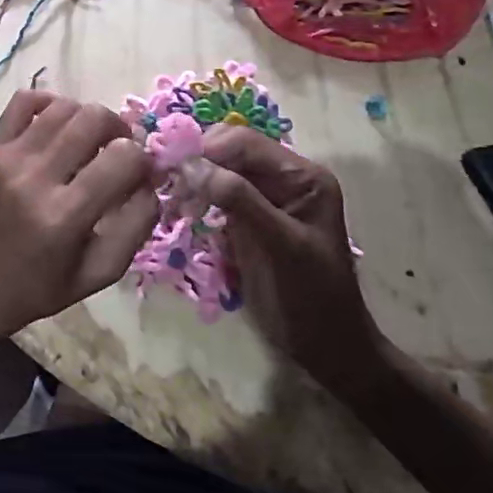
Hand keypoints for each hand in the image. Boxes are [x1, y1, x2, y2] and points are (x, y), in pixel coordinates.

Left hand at [0, 91, 156, 345]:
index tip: (141, 172)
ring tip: (89, 142)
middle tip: (119, 150)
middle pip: (94, 119)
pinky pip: (25, 100)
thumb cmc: (47, 283)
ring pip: (64, 106)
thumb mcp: (103, 270)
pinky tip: (59, 128)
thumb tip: (151, 175)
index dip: (143, 159)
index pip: (123, 159)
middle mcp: (34, 180)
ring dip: (87, 119)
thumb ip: (138, 222)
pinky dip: (50, 104)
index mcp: (65, 217)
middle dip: (119, 130)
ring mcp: (8, 158)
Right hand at [189, 126, 375, 383]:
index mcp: (302, 175)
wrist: (326, 348)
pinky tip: (181, 212)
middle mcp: (282, 178)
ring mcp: (262, 198)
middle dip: (197, 162)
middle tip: (167, 184)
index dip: (209, 148)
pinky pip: (214, 196)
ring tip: (172, 202)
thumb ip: (240, 200)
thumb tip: (191, 165)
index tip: (172, 165)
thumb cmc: (313, 296)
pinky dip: (195, 199)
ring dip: (192, 181)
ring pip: (217, 171)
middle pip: (228, 152)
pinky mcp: (245, 220)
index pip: (246, 143)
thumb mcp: (281, 244)